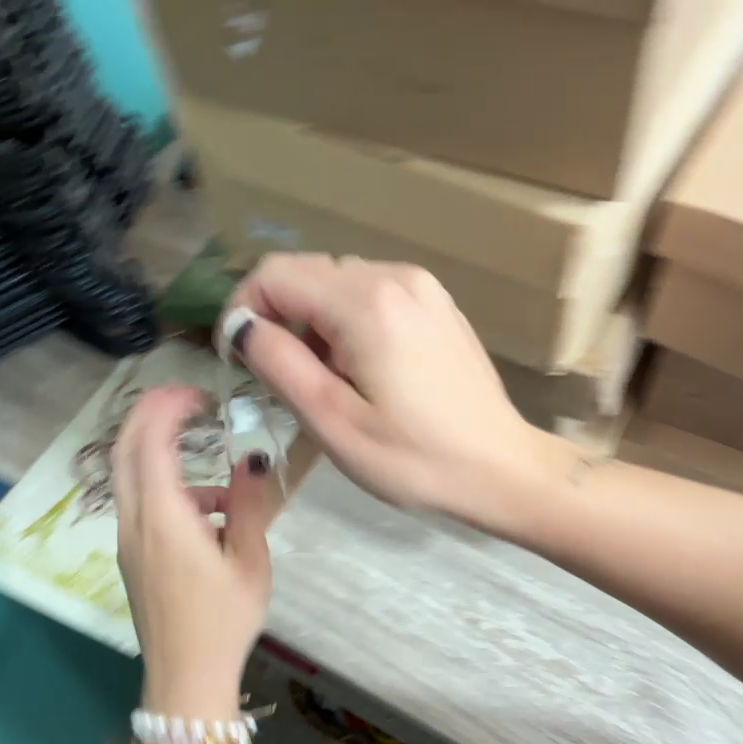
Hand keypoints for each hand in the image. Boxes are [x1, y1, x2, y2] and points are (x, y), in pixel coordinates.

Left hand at [112, 384, 273, 712]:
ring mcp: (128, 541)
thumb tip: (252, 458)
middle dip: (151, 417)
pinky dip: (167, 489)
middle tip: (190, 404)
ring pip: (130, 478)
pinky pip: (141, 505)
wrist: (187, 677)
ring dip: (162, 457)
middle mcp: (135, 522)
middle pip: (125, 451)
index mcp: (164, 519)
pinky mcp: (132, 558)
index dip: (168, 407)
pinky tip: (211, 517)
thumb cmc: (224, 620)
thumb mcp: (250, 561)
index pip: (150, 442)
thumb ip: (249, 504)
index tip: (201, 394)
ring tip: (220, 481)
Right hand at [222, 254, 573, 528]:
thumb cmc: (416, 459)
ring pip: (341, 283)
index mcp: (367, 303)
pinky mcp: (441, 307)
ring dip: (318, 323)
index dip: (244, 310)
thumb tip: (239, 326)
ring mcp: (425, 288)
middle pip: (309, 273)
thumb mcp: (335, 423)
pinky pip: (377, 296)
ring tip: (331, 383)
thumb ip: (279, 364)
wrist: (503, 469)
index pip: (276, 273)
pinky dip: (353, 323)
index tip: (240, 359)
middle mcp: (397, 277)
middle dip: (282, 318)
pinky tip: (367, 372)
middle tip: (287, 380)